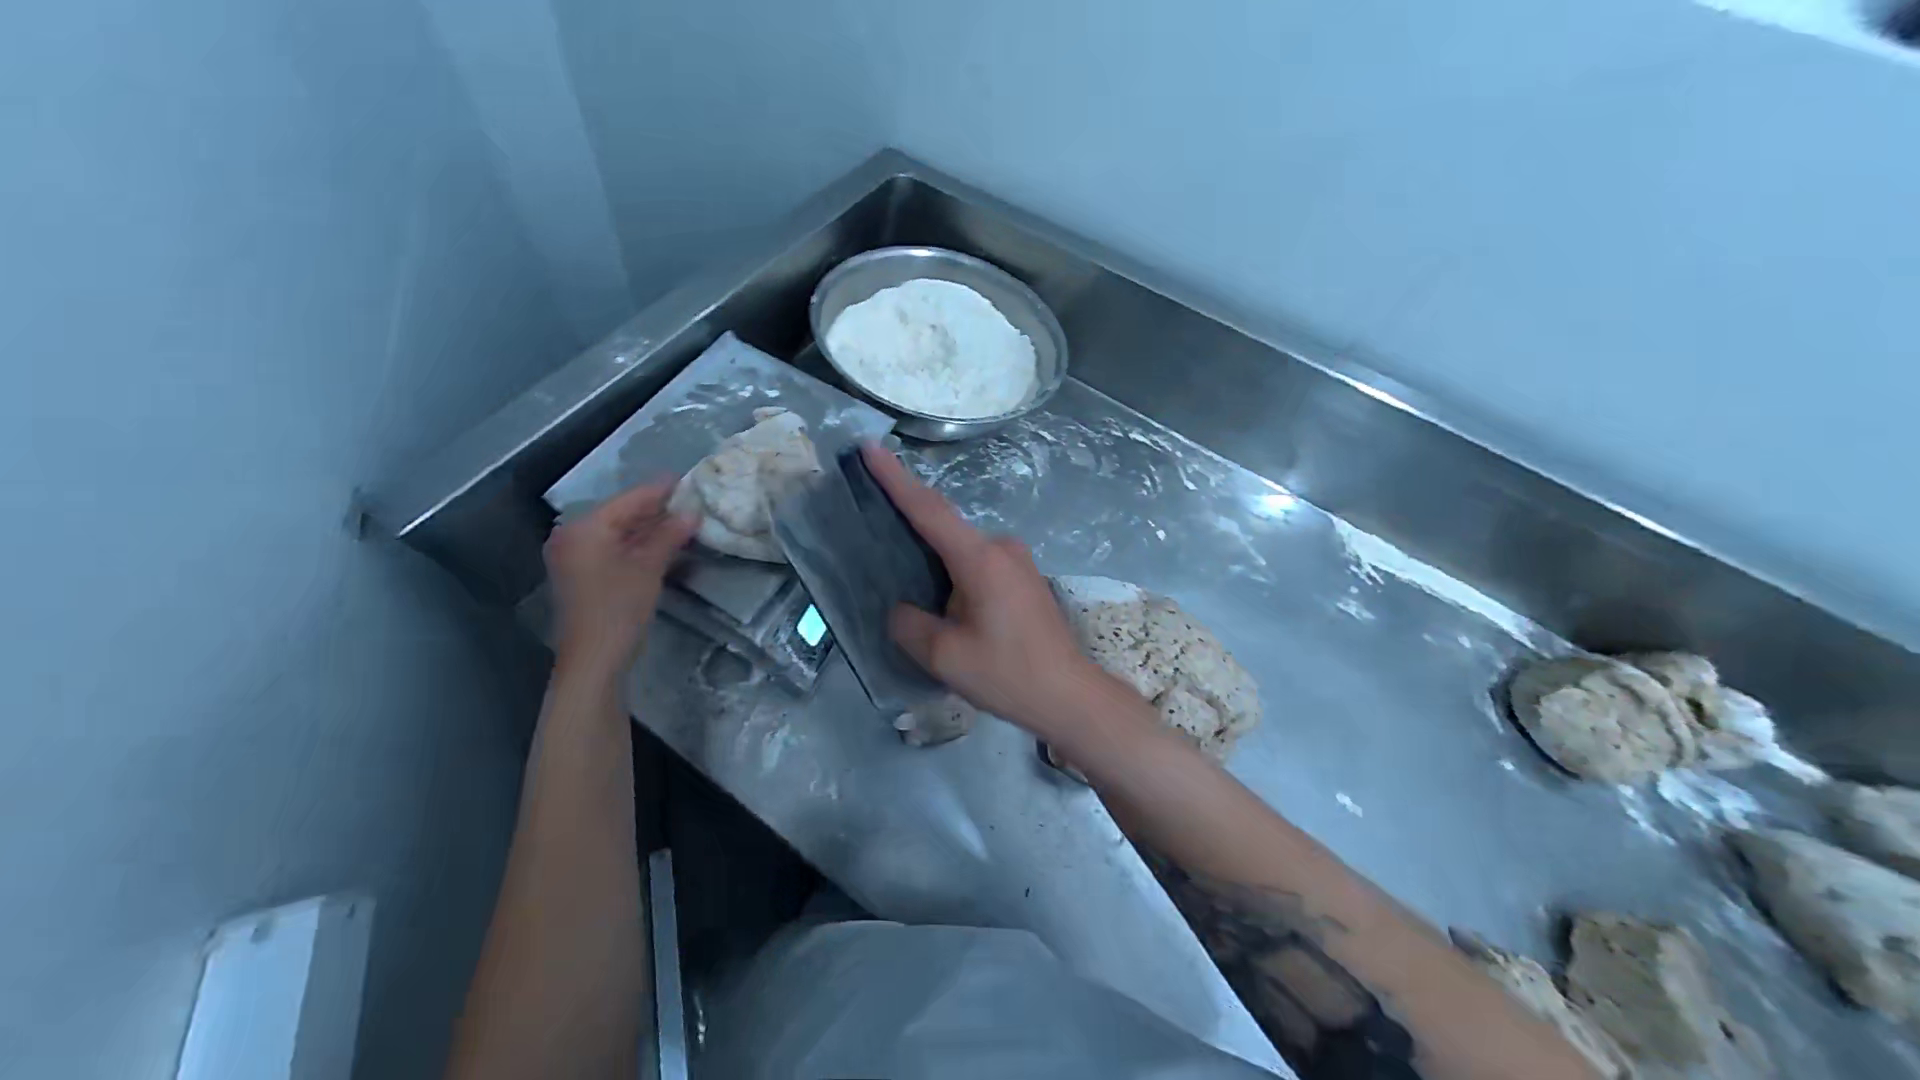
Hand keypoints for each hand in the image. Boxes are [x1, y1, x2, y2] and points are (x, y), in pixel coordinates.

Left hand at [544, 479, 697, 670]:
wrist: (593, 660)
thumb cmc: (618, 608)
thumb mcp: (648, 568)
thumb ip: (669, 535)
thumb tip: (692, 512)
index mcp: (584, 528)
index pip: (629, 500)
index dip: (660, 490)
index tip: (688, 479)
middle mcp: (573, 536)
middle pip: (621, 514)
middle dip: (657, 510)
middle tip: (691, 501)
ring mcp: (576, 557)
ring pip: (619, 533)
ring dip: (650, 529)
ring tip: (685, 521)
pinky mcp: (584, 575)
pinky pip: (614, 549)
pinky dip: (638, 546)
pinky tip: (665, 545)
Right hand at [862, 443, 1116, 733]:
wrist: (1070, 695)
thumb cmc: (1008, 674)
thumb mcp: (944, 656)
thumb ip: (909, 624)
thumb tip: (903, 609)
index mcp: (980, 559)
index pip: (928, 510)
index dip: (895, 478)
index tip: (870, 449)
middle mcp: (1001, 548)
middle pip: (945, 525)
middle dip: (909, 517)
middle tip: (872, 516)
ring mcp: (1018, 561)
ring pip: (962, 547)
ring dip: (933, 552)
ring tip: (901, 565)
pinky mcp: (1024, 578)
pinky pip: (978, 561)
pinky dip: (953, 567)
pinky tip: (939, 590)